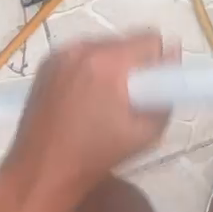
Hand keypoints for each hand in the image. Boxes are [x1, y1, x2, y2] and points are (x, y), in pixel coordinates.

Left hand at [9, 32, 173, 195]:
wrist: (40, 172)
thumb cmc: (97, 156)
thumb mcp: (146, 133)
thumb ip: (166, 93)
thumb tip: (172, 56)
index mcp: (109, 62)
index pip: (150, 39)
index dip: (158, 61)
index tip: (152, 87)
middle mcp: (83, 47)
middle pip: (126, 40)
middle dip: (133, 64)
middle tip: (128, 99)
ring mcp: (61, 52)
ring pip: (104, 45)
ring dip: (111, 65)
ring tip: (103, 101)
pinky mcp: (47, 61)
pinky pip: (82, 53)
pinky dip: (89, 68)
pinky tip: (82, 98)